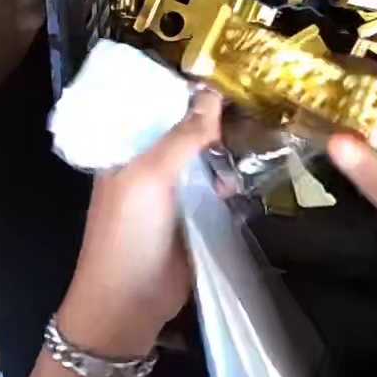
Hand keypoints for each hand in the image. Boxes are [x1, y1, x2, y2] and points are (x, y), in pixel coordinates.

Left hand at [56, 89, 221, 357]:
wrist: (128, 302)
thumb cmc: (129, 230)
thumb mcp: (151, 176)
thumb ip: (182, 137)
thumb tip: (211, 94)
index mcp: (126, 147)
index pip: (155, 107)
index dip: (184, 92)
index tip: (220, 74)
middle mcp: (147, 163)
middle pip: (182, 132)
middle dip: (210, 122)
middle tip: (246, 105)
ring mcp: (170, 191)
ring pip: (200, 160)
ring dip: (221, 153)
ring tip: (251, 138)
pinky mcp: (192, 216)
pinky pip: (212, 189)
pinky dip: (227, 182)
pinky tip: (244, 176)